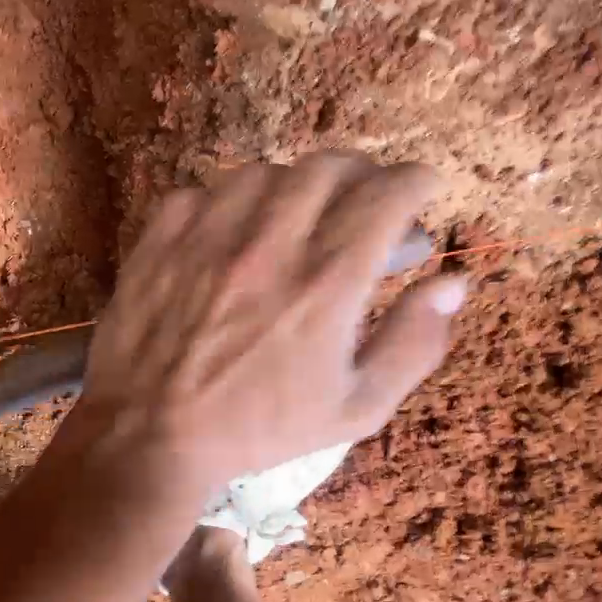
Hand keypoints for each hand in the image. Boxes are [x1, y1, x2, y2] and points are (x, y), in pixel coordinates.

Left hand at [79, 152, 466, 484]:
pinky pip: (188, 197)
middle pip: (322, 168)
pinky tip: (221, 233)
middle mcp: (265, 250)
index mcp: (326, 283)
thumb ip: (414, 342)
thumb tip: (453, 283)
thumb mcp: (356, 408)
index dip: (413, 183)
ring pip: (253, 174)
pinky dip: (214, 205)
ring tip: (288, 217)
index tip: (415, 195)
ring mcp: (200, 246)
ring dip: (283, 186)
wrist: (148, 434)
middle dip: (355, 174)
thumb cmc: (256, 429)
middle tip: (355, 201)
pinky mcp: (151, 251)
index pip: (386, 191)